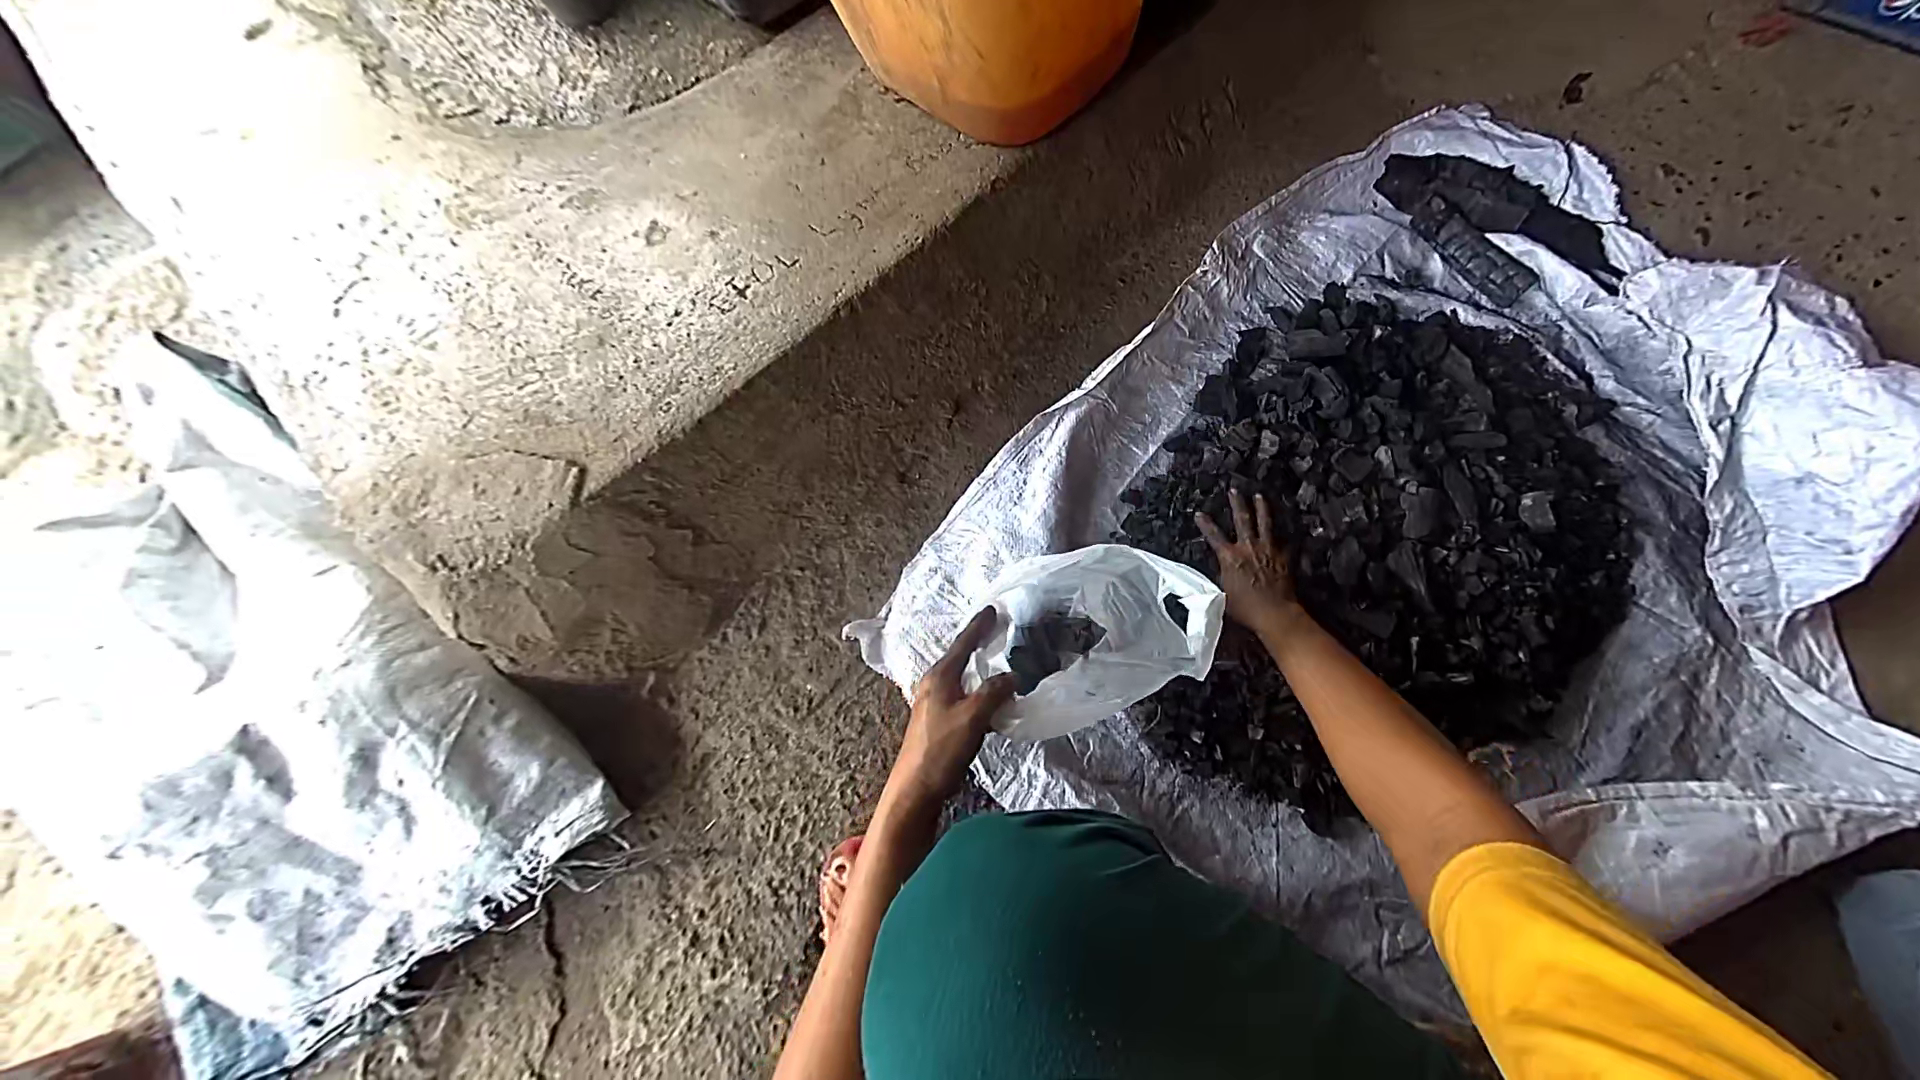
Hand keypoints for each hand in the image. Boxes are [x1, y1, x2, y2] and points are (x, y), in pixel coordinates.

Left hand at [888, 607, 1016, 810]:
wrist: (915, 788)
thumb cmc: (941, 749)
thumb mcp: (973, 718)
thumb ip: (993, 693)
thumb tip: (1012, 676)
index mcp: (939, 677)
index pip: (963, 644)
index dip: (978, 627)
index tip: (992, 610)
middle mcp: (933, 684)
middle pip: (958, 656)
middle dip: (976, 642)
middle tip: (995, 628)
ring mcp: (932, 702)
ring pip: (959, 675)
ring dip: (976, 665)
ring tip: (994, 656)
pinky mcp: (936, 720)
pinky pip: (960, 693)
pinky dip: (975, 686)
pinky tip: (986, 694)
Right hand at [1196, 489, 1304, 640]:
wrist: (1274, 613)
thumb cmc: (1244, 608)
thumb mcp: (1221, 593)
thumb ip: (1217, 578)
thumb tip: (1211, 573)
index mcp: (1229, 557)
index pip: (1213, 536)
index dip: (1205, 524)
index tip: (1200, 514)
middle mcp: (1248, 548)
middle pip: (1242, 520)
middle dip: (1236, 503)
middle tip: (1234, 491)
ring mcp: (1268, 550)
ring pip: (1264, 523)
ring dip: (1261, 509)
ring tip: (1259, 496)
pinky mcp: (1284, 557)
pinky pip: (1285, 541)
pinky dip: (1286, 534)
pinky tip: (1289, 527)